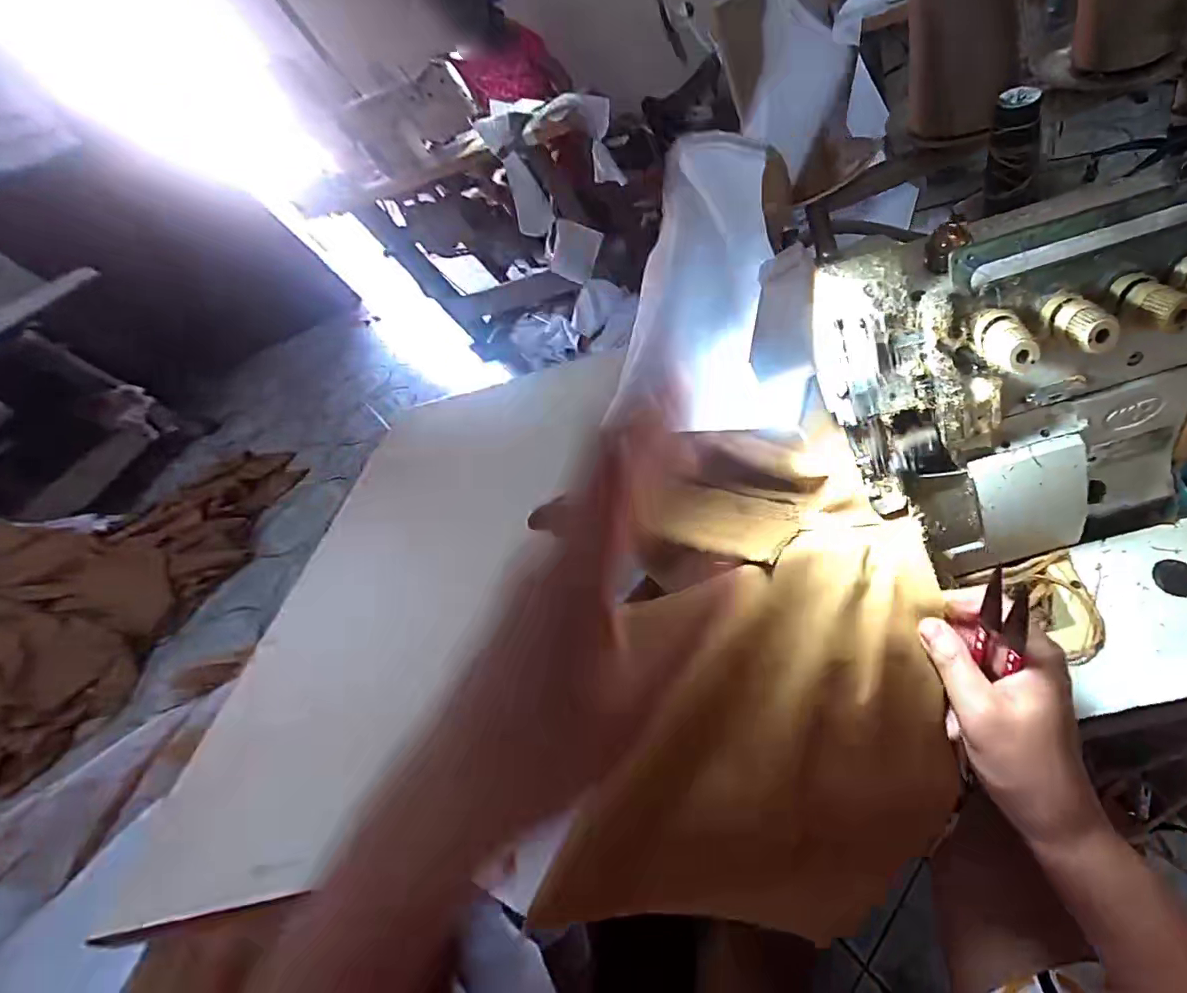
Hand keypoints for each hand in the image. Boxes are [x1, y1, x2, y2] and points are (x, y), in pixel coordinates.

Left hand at [424, 412, 718, 843]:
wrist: (444, 800)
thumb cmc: (548, 752)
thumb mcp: (638, 699)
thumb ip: (692, 631)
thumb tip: (741, 575)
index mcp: (579, 576)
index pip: (616, 480)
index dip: (645, 428)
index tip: (671, 386)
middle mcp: (546, 563)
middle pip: (594, 476)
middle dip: (636, 435)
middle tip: (674, 407)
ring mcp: (524, 580)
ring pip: (581, 503)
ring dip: (621, 469)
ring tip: (661, 452)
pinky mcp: (516, 601)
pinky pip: (571, 532)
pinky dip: (604, 504)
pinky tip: (624, 520)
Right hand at [918, 593, 1105, 850]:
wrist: (1055, 819)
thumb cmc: (1020, 763)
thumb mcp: (977, 710)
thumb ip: (952, 662)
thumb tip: (927, 623)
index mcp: (1037, 650)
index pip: (997, 605)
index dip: (961, 604)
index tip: (926, 614)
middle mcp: (1038, 656)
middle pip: (989, 629)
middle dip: (956, 647)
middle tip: (927, 662)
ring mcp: (1033, 678)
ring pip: (985, 656)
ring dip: (960, 675)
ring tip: (944, 703)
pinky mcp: (1024, 698)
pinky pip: (990, 678)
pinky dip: (970, 692)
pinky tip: (957, 721)